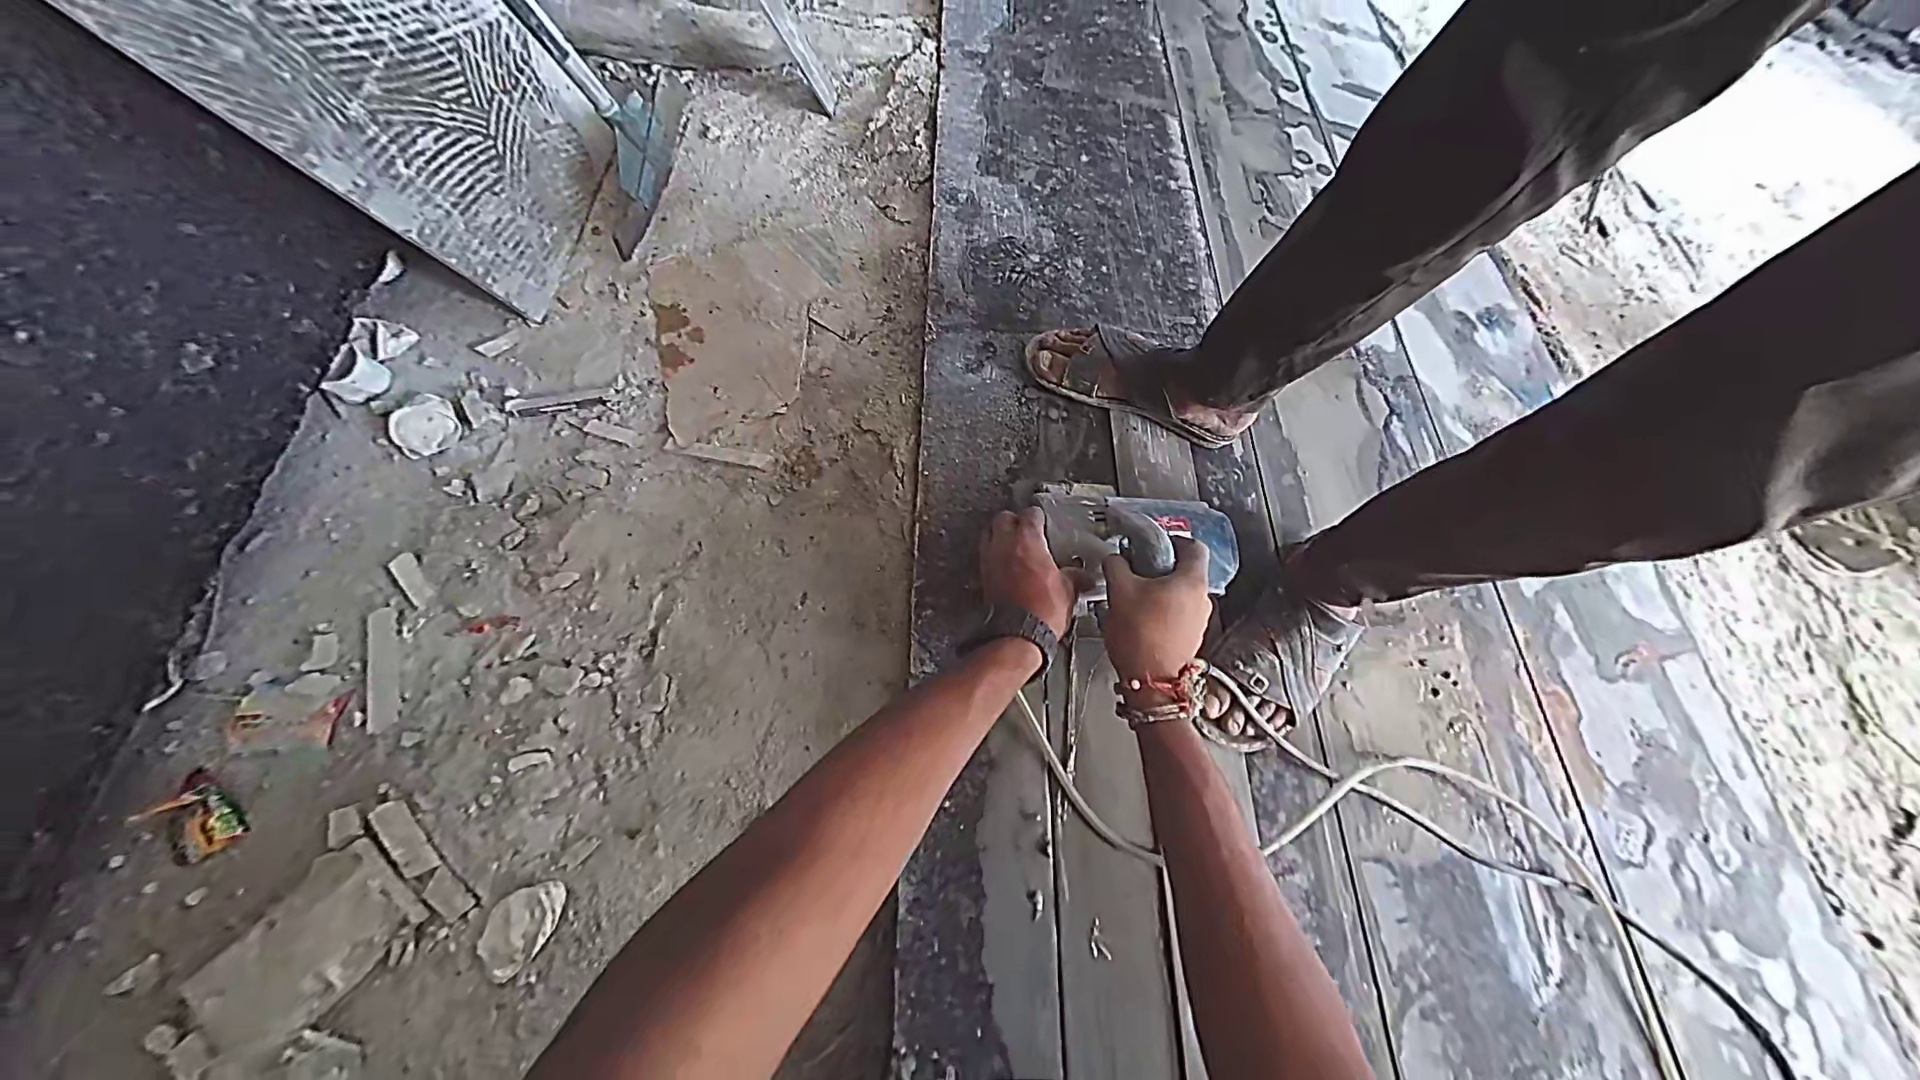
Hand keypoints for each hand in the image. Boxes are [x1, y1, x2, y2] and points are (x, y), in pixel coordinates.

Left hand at [979, 508, 1085, 637]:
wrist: (1017, 635)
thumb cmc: (1040, 611)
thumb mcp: (1067, 590)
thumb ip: (1073, 577)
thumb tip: (1082, 577)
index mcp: (1027, 541)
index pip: (1030, 515)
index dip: (1037, 516)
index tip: (1042, 520)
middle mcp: (1004, 546)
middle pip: (1002, 518)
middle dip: (1013, 520)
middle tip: (1024, 528)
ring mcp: (989, 560)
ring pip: (988, 534)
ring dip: (999, 535)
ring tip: (1012, 544)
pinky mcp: (982, 578)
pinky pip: (985, 556)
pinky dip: (993, 556)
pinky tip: (1003, 565)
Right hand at [1103, 538, 1211, 703]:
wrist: (1150, 680)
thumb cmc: (1140, 635)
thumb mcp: (1119, 590)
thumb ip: (1116, 566)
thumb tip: (1115, 559)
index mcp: (1192, 581)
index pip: (1193, 545)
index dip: (1173, 540)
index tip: (1156, 542)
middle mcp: (1203, 599)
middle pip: (1186, 570)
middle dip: (1161, 567)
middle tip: (1138, 569)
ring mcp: (1200, 620)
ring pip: (1182, 593)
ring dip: (1161, 590)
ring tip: (1135, 595)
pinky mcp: (1191, 637)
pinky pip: (1179, 613)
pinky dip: (1163, 609)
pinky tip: (1142, 616)